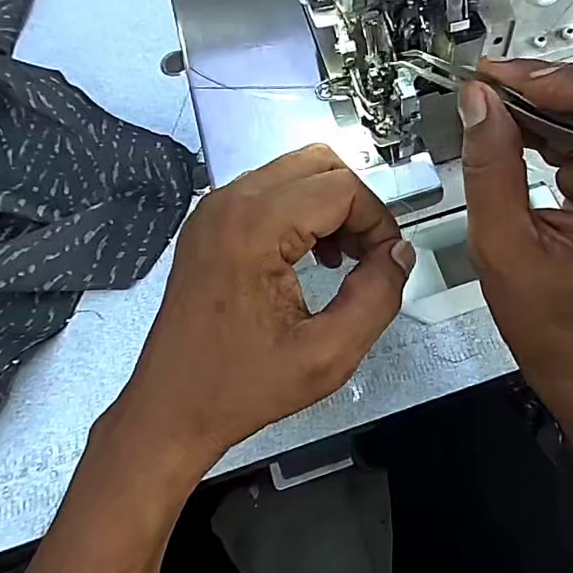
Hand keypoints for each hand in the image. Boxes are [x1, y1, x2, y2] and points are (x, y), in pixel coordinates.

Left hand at [101, 145, 413, 479]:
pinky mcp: (213, 224)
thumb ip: (378, 297)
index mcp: (251, 231)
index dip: (379, 221)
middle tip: (370, 253)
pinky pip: (274, 192)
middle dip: (359, 206)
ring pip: (299, 172)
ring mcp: (215, 212)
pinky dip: (307, 213)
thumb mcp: (329, 354)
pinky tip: (315, 256)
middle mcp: (227, 207)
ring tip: (344, 257)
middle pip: (321, 164)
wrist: (172, 407)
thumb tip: (399, 255)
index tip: (387, 259)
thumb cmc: (234, 388)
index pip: (343, 188)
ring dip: (334, 207)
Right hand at [459, 58, 572, 395]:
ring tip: (508, 116)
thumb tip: (481, 102)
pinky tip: (528, 138)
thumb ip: (490, 166)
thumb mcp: (502, 244)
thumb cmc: (549, 319)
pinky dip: (565, 124)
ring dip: (562, 103)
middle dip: (571, 86)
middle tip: (508, 90)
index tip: (516, 83)